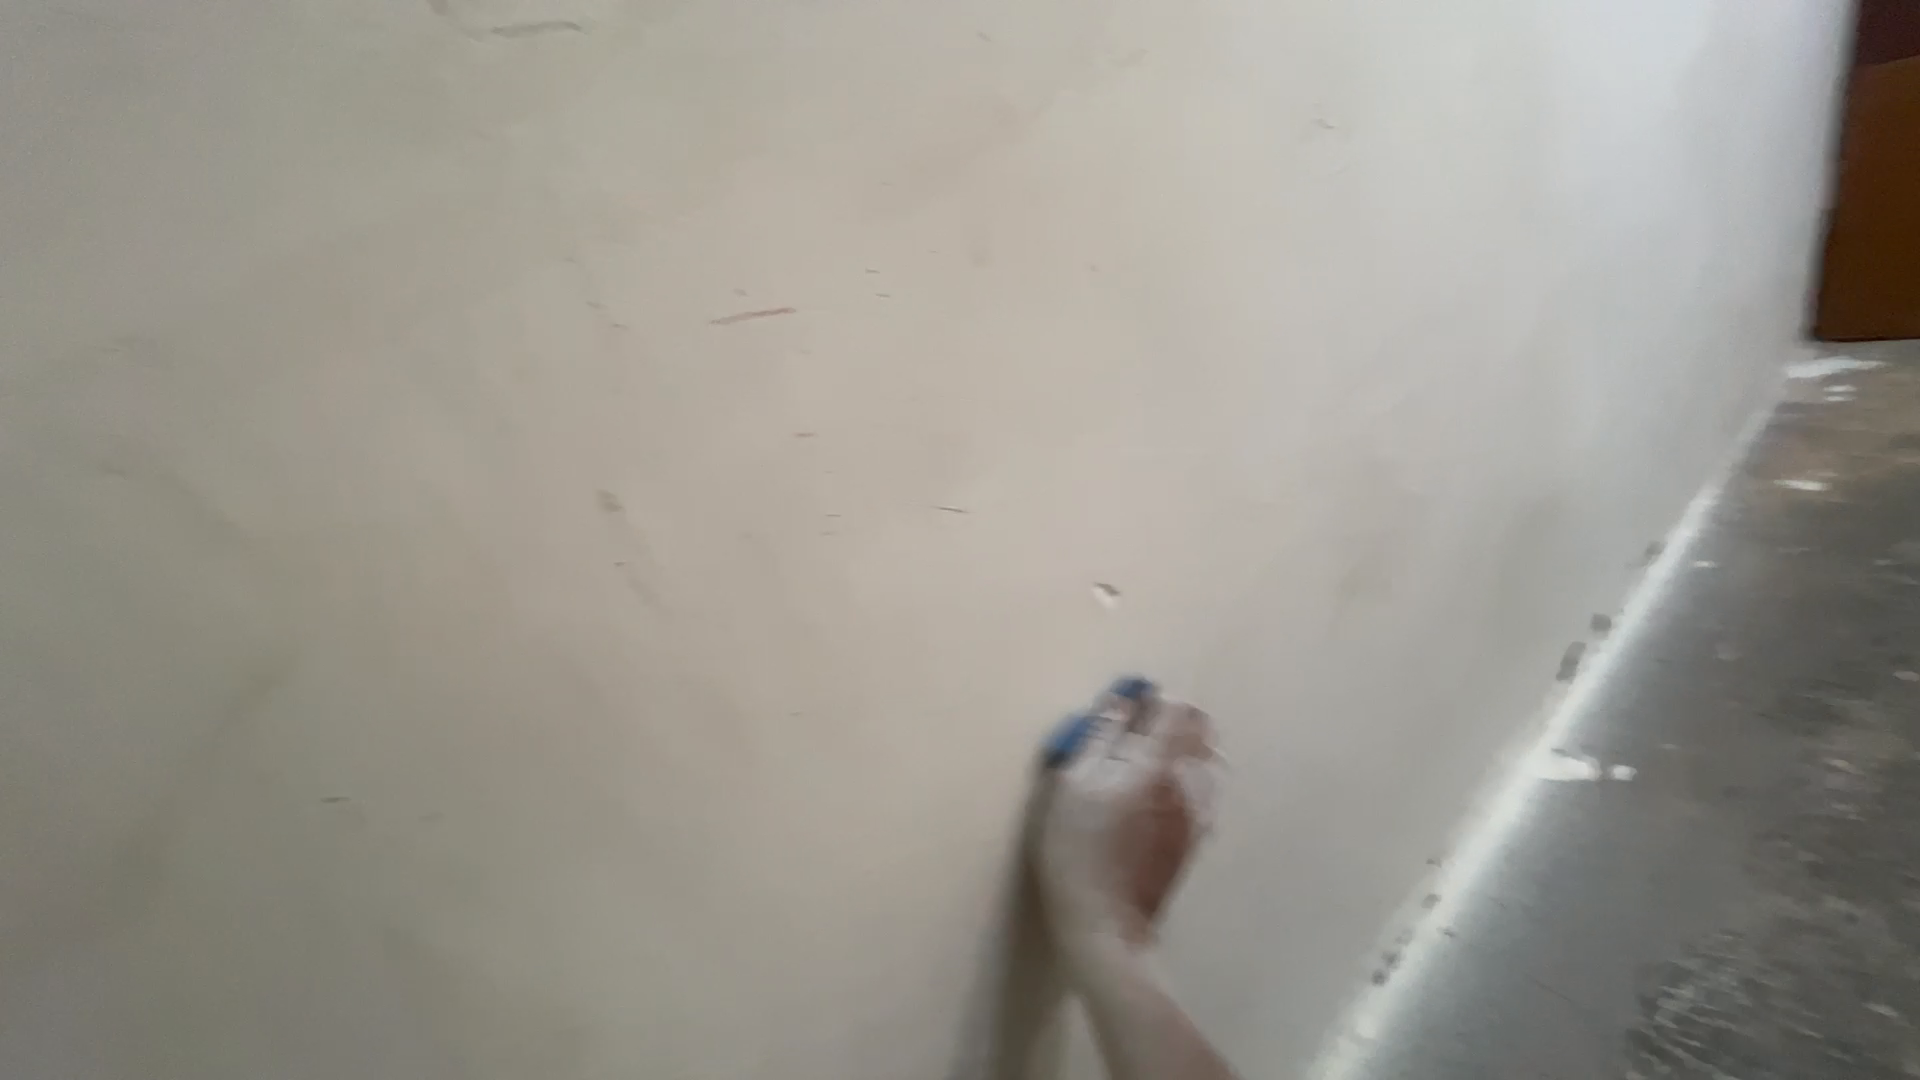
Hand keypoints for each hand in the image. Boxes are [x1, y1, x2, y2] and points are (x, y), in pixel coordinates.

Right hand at [1033, 687, 1222, 961]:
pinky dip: (1194, 774)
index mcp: (1155, 762)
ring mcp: (1198, 812)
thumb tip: (1122, 701)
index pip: (1174, 709)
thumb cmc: (1077, 847)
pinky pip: (1209, 790)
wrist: (1105, 922)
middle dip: (1176, 716)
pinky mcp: (1197, 836)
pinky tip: (1166, 787)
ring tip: (1155, 752)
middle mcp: (1187, 781)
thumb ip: (1100, 736)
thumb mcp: (1072, 783)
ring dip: (1189, 744)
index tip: (1129, 703)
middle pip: (1201, 730)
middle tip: (1142, 724)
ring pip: (1211, 759)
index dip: (1153, 698)